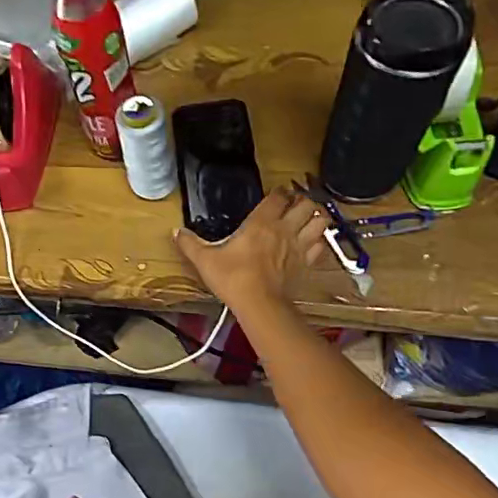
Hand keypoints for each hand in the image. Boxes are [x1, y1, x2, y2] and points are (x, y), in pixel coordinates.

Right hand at [173, 187, 329, 314]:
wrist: (258, 305)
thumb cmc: (233, 278)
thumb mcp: (205, 259)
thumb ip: (190, 243)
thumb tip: (176, 232)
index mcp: (261, 222)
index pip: (279, 196)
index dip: (280, 192)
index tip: (276, 194)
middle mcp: (284, 229)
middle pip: (306, 204)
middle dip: (303, 200)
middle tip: (296, 203)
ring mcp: (298, 246)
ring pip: (320, 222)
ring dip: (317, 217)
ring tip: (309, 218)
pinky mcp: (305, 264)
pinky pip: (321, 246)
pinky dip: (320, 241)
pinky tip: (313, 243)